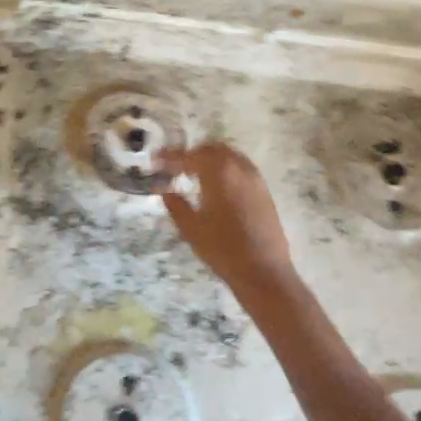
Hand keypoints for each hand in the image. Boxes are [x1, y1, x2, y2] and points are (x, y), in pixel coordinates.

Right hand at [158, 144, 296, 290]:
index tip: (155, 160)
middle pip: (213, 149)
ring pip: (230, 157)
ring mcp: (255, 179)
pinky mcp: (264, 192)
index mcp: (219, 173)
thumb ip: (175, 205)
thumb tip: (165, 190)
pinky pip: (241, 169)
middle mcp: (239, 168)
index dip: (170, 157)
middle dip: (192, 154)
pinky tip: (217, 187)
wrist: (263, 271)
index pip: (189, 156)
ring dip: (211, 160)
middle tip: (175, 166)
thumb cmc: (222, 249)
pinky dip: (226, 170)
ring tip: (195, 175)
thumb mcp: (191, 228)